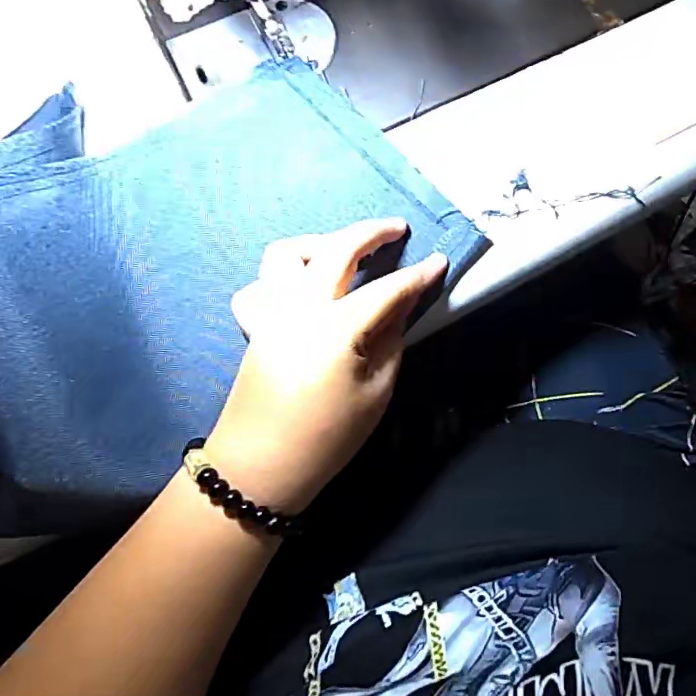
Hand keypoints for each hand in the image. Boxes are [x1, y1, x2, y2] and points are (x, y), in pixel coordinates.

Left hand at [205, 220, 447, 513]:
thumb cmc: (329, 436)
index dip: (417, 275)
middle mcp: (299, 308)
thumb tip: (402, 303)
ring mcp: (270, 312)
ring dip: (321, 243)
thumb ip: (391, 338)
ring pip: (286, 252)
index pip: (386, 289)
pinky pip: (261, 285)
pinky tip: (303, 290)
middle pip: (336, 248)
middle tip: (397, 228)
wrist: (261, 467)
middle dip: (371, 232)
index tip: (440, 260)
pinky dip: (283, 277)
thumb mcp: (376, 390)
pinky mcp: (255, 325)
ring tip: (346, 253)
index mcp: (335, 328)